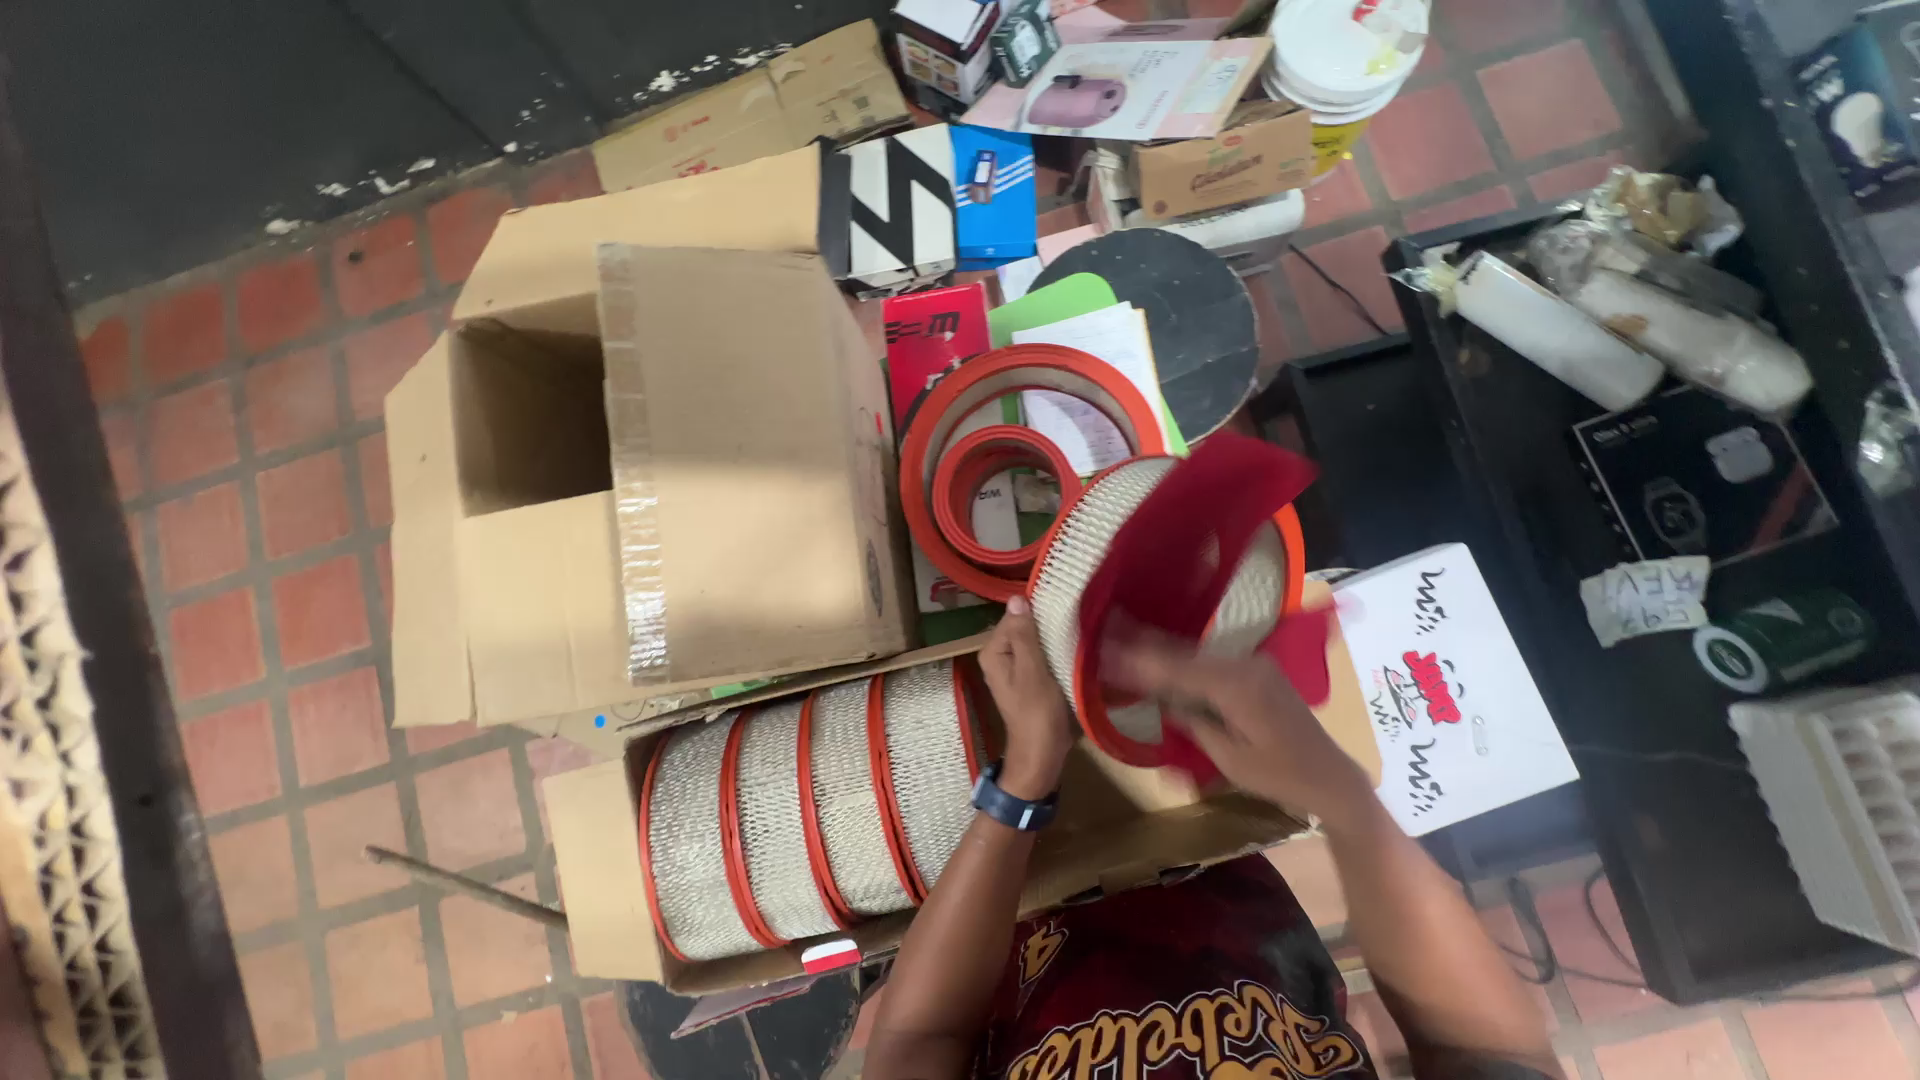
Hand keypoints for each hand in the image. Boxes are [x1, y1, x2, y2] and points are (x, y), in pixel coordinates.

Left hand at [977, 595, 1073, 799]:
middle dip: (1045, 626)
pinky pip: (1039, 654)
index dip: (1038, 614)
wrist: (1043, 753)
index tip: (1063, 617)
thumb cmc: (1037, 713)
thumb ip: (1024, 636)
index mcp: (993, 652)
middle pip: (1023, 627)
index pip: (1014, 616)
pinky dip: (1053, 652)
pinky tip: (1069, 653)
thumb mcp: (1033, 671)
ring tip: (1074, 638)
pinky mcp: (1028, 677)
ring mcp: (1013, 667)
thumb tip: (1016, 598)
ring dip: (1052, 639)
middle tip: (1072, 627)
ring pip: (1033, 640)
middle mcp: (998, 656)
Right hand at [1103, 628, 1375, 827]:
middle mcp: (1245, 665)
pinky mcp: (1255, 670)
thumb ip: (1195, 724)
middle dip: (1143, 642)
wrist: (1332, 776)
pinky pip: (1210, 660)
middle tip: (1106, 628)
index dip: (1139, 660)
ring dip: (1159, 647)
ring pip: (1195, 652)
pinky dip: (1181, 657)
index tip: (1105, 650)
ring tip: (1122, 633)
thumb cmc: (1281, 775)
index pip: (1176, 667)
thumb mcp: (1230, 758)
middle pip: (1184, 651)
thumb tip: (1163, 702)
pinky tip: (1159, 652)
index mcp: (1237, 685)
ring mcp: (1253, 664)